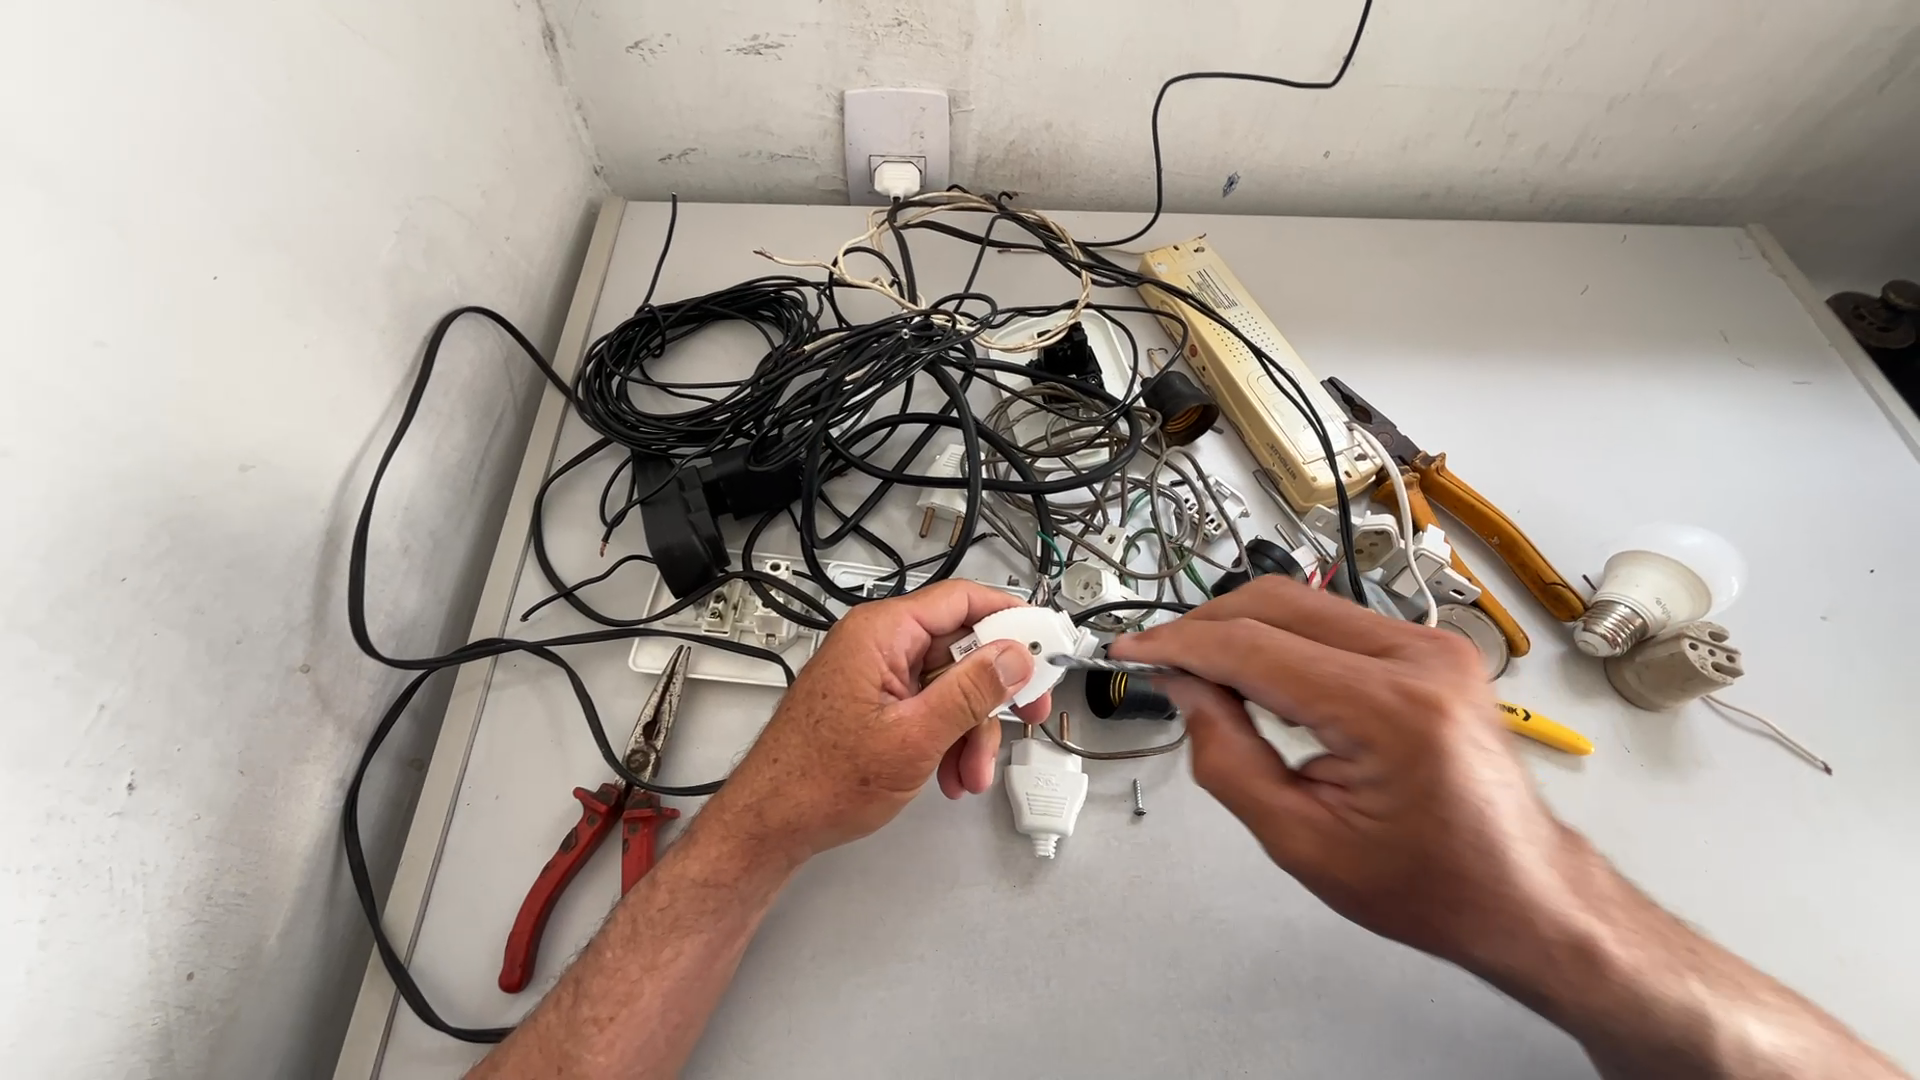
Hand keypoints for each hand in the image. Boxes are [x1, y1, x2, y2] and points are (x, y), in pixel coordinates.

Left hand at [698, 581, 1051, 863]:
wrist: (771, 825)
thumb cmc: (821, 780)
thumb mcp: (913, 737)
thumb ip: (970, 692)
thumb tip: (1014, 654)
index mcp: (882, 632)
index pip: (960, 599)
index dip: (1009, 617)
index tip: (1045, 642)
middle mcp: (880, 644)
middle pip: (961, 648)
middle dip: (993, 694)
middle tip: (1026, 716)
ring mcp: (878, 675)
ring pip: (950, 686)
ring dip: (971, 731)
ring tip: (970, 774)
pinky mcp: (878, 703)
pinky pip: (929, 708)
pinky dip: (947, 739)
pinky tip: (950, 775)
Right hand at [1107, 577, 1580, 969]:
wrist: (1527, 893)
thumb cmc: (1426, 885)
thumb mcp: (1301, 843)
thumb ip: (1227, 759)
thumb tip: (1183, 688)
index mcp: (1392, 711)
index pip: (1253, 647)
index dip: (1178, 644)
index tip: (1128, 650)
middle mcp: (1417, 657)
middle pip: (1274, 602)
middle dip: (1202, 625)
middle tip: (1160, 662)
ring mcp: (1429, 644)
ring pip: (1298, 602)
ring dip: (1236, 628)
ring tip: (1200, 672)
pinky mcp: (1428, 647)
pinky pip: (1327, 620)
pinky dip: (1275, 635)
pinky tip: (1252, 672)